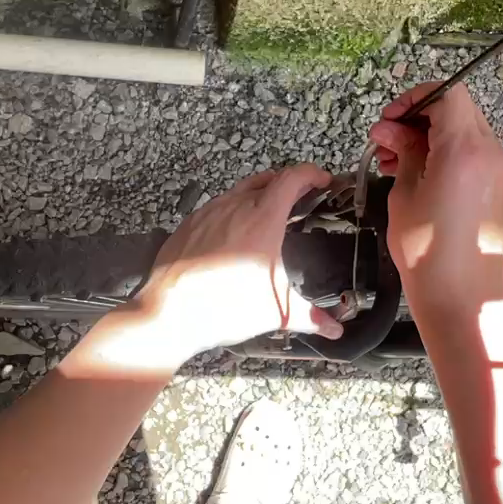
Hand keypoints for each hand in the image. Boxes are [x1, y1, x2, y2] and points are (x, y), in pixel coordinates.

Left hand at [122, 164, 344, 359]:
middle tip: (300, 198)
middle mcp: (235, 207)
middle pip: (267, 179)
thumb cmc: (221, 308)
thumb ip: (310, 317)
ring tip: (269, 215)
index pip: (292, 178)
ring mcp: (208, 213)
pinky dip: (233, 211)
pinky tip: (235, 234)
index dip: (312, 173)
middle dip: (288, 183)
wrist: (168, 314)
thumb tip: (333, 329)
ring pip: (240, 190)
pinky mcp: (189, 224)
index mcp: (262, 220)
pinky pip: (216, 207)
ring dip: (259, 195)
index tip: (322, 180)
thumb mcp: (275, 312)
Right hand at [368, 82, 502, 324]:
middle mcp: (489, 151)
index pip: (447, 93)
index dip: (413, 98)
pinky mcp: (498, 185)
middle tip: (385, 141)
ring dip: (428, 135)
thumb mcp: (404, 194)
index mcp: (464, 149)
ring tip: (394, 159)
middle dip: (417, 118)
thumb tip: (390, 129)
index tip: (389, 119)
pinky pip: (471, 152)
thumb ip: (402, 152)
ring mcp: (498, 168)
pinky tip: (416, 173)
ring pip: (462, 129)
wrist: (461, 295)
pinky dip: (444, 152)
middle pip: (455, 109)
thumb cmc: (427, 251)